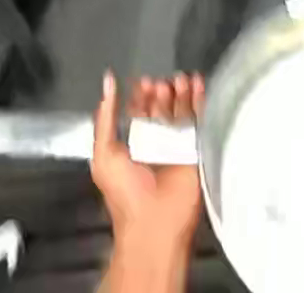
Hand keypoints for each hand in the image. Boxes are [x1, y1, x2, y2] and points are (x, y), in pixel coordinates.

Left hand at [93, 71, 205, 252]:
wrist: (154, 224)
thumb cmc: (124, 191)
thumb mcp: (104, 154)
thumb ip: (105, 117)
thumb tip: (108, 80)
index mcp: (132, 141)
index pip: (139, 109)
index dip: (141, 94)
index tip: (145, 80)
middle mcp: (155, 139)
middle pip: (161, 107)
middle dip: (163, 91)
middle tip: (163, 82)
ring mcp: (177, 143)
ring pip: (181, 109)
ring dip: (182, 92)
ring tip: (181, 78)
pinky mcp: (196, 147)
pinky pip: (199, 118)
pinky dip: (199, 99)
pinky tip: (198, 82)